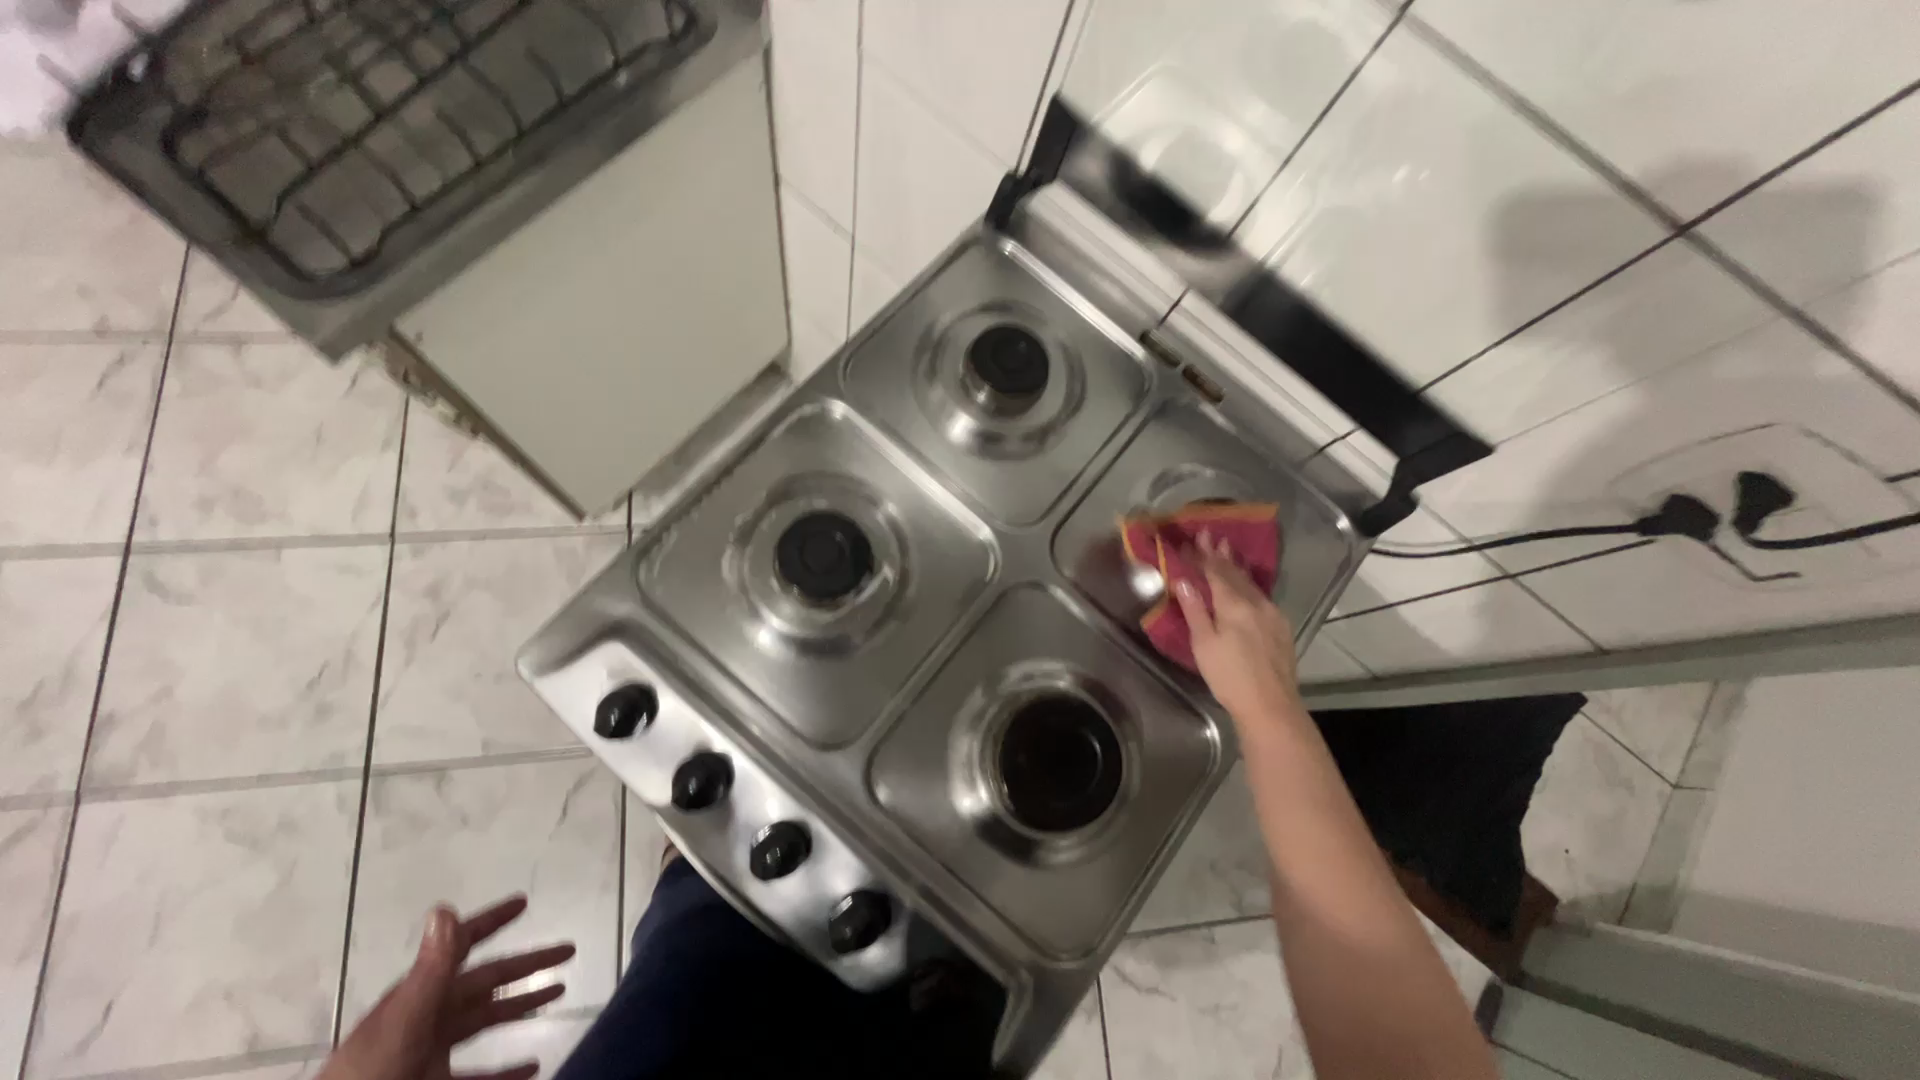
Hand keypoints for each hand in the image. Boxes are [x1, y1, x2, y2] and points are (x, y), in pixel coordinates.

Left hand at [316, 896, 575, 1079]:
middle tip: (568, 951)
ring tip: (558, 993)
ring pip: (485, 1022)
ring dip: (521, 1007)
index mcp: (420, 997)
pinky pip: (479, 1076)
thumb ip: (430, 970)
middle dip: (526, 964)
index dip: (491, 922)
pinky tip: (533, 1068)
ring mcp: (429, 1056)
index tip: (523, 902)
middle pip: (486, 983)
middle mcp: (427, 1020)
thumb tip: (446, 908)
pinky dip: (508, 1071)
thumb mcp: (403, 1022)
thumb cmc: (369, 1077)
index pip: (461, 948)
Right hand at [1171, 532, 1303, 727]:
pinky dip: (1249, 585)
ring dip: (1237, 567)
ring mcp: (1273, 615)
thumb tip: (1184, 580)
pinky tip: (1247, 587)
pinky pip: (1261, 597)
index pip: (1215, 572)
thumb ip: (1195, 610)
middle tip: (1212, 536)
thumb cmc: (1229, 677)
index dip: (1202, 556)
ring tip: (1228, 552)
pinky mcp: (1281, 628)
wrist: (1271, 706)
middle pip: (1235, 574)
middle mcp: (1256, 603)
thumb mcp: (1203, 644)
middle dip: (1221, 555)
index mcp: (1234, 605)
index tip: (1193, 540)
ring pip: (1251, 584)